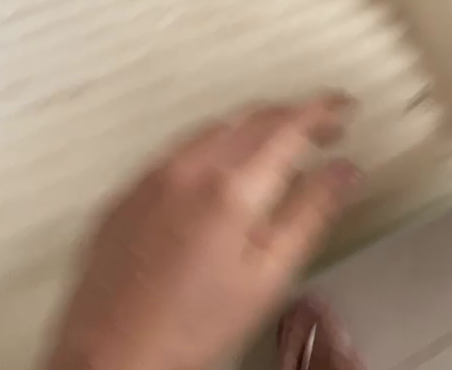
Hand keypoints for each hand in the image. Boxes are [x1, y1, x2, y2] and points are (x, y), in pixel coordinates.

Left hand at [45, 96, 361, 369]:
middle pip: (256, 117)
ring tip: (278, 152)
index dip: (325, 109)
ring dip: (256, 128)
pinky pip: (180, 149)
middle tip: (325, 133)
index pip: (291, 124)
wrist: (105, 366)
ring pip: (218, 127)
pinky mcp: (127, 194)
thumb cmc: (189, 331)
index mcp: (232, 188)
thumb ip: (312, 212)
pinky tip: (224, 175)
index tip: (346, 106)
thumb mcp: (269, 276)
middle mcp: (190, 170)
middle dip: (297, 116)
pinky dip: (216, 147)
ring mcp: (153, 179)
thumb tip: (346, 170)